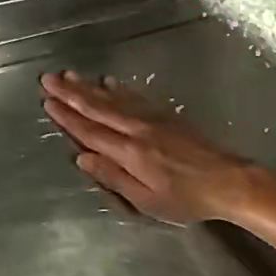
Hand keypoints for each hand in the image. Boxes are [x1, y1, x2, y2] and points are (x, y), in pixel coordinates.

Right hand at [41, 71, 269, 224]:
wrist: (228, 179)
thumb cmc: (186, 198)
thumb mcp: (146, 200)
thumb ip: (113, 177)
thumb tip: (81, 158)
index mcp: (131, 152)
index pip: (91, 131)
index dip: (67, 117)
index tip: (48, 101)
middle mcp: (140, 129)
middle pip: (100, 107)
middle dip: (72, 93)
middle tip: (49, 78)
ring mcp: (155, 118)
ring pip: (116, 98)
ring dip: (91, 87)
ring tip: (71, 75)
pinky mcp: (168, 115)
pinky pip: (137, 97)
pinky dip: (120, 88)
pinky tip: (110, 82)